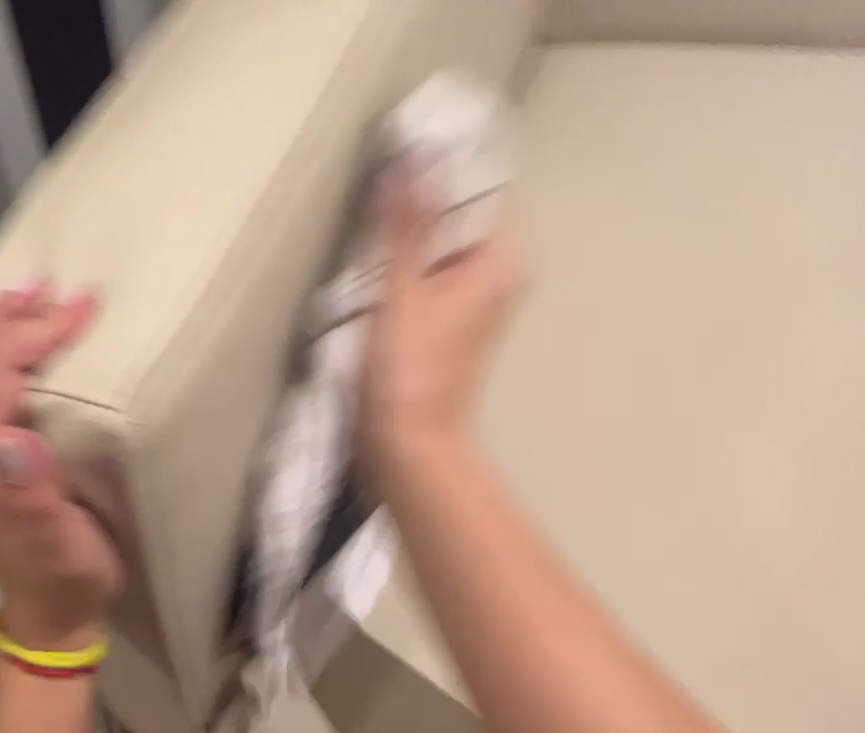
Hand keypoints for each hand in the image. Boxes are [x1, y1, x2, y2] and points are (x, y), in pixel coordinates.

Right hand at [362, 171, 523, 457]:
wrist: (407, 446)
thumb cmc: (408, 371)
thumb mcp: (403, 292)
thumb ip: (405, 226)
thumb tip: (410, 156)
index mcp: (500, 261)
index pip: (476, 190)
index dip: (437, 170)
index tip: (395, 155)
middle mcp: (495, 276)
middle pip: (455, 219)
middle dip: (416, 205)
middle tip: (370, 192)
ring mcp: (470, 303)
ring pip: (437, 249)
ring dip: (403, 239)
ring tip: (364, 227)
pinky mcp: (445, 325)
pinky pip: (426, 277)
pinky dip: (402, 269)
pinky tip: (370, 271)